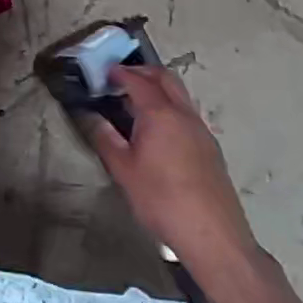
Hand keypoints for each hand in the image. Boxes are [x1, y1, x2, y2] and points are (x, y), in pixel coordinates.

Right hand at [85, 65, 256, 272]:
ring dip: (159, 88)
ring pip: (180, 94)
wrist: (211, 231)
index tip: (106, 72)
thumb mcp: (123, 171)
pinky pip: (187, 112)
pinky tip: (159, 129)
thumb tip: (91, 116)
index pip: (138, 82)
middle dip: (144, 72)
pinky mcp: (210, 145)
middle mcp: (183, 113)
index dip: (121, 73)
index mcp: (160, 114)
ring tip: (137, 103)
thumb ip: (105, 139)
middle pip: (165, 78)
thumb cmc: (161, 199)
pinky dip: (170, 106)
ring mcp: (200, 128)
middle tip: (122, 78)